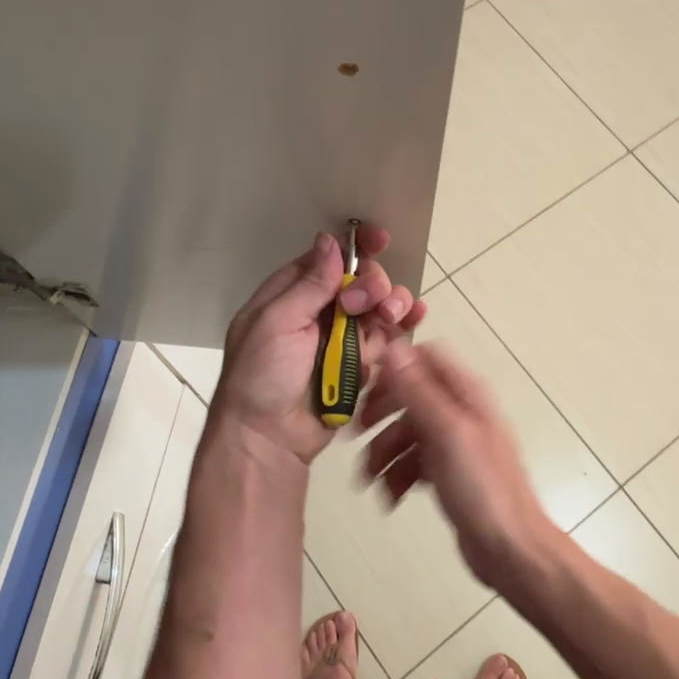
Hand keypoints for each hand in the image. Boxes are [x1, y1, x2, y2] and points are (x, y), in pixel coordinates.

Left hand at [213, 225, 425, 465]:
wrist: (269, 439)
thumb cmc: (261, 377)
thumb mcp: (276, 323)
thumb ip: (308, 285)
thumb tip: (329, 241)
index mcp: (290, 295)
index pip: (327, 258)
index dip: (354, 246)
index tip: (379, 239)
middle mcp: (318, 312)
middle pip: (360, 281)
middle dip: (371, 285)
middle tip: (362, 305)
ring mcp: (341, 338)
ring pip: (379, 307)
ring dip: (392, 303)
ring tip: (393, 315)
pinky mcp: (361, 364)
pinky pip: (387, 337)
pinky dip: (404, 325)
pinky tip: (417, 317)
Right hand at [359, 340, 561, 587]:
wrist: (509, 548)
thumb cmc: (481, 488)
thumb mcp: (447, 433)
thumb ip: (419, 390)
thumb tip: (393, 347)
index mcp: (467, 394)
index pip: (426, 358)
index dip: (395, 368)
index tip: (365, 389)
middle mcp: (461, 412)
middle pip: (411, 396)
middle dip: (381, 415)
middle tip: (355, 435)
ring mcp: (455, 444)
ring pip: (407, 433)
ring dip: (384, 452)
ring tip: (368, 480)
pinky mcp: (448, 473)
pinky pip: (413, 463)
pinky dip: (397, 476)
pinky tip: (390, 497)